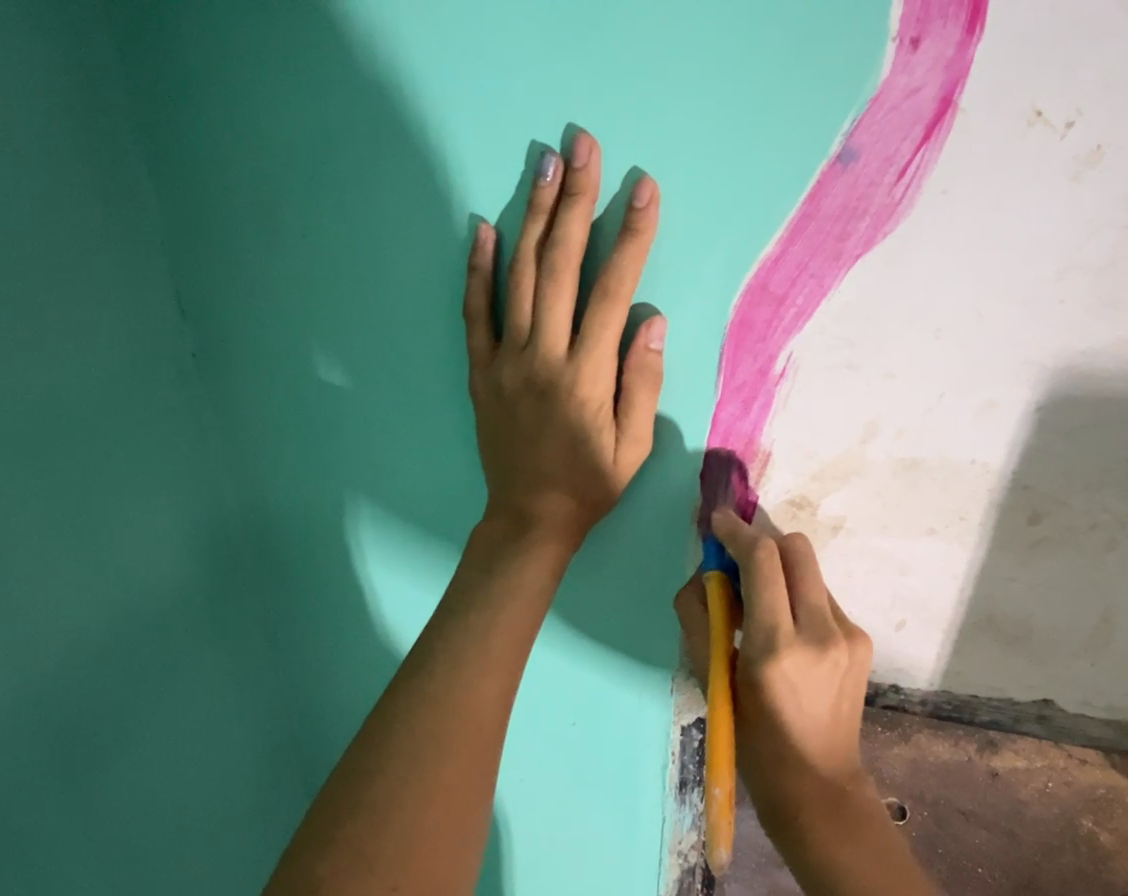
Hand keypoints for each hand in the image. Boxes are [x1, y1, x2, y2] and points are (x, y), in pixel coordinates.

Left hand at [463, 130, 664, 550]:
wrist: (530, 518)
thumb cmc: (590, 486)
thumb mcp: (634, 447)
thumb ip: (642, 383)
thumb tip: (651, 320)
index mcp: (587, 375)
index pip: (612, 290)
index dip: (630, 235)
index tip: (643, 187)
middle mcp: (544, 356)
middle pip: (560, 266)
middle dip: (575, 201)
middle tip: (583, 146)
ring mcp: (507, 360)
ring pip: (519, 277)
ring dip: (533, 217)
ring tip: (545, 166)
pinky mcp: (482, 371)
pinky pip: (476, 313)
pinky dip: (478, 269)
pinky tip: (483, 226)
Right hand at [674, 509, 874, 828]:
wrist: (816, 782)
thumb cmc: (750, 739)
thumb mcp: (712, 679)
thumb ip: (701, 618)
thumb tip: (705, 572)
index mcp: (776, 646)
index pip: (763, 560)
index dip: (737, 531)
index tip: (717, 520)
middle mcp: (821, 632)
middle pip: (796, 549)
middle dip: (763, 541)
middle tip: (735, 557)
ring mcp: (849, 635)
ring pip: (811, 573)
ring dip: (780, 573)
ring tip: (759, 605)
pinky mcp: (862, 641)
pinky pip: (823, 600)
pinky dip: (797, 599)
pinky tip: (785, 632)